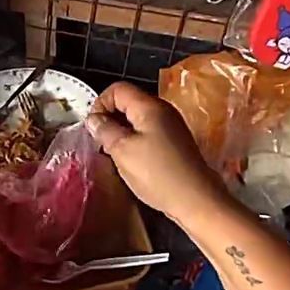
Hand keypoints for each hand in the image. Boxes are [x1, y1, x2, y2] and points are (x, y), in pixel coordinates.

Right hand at [85, 83, 231, 224]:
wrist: (195, 199)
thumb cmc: (157, 173)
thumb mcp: (123, 150)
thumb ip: (105, 130)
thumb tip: (94, 119)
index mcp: (150, 106)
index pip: (117, 89)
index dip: (100, 104)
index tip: (94, 128)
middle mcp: (163, 111)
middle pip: (128, 102)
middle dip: (110, 119)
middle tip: (100, 143)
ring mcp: (171, 127)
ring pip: (137, 120)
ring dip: (121, 133)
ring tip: (112, 155)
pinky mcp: (175, 143)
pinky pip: (148, 134)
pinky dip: (134, 143)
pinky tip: (130, 162)